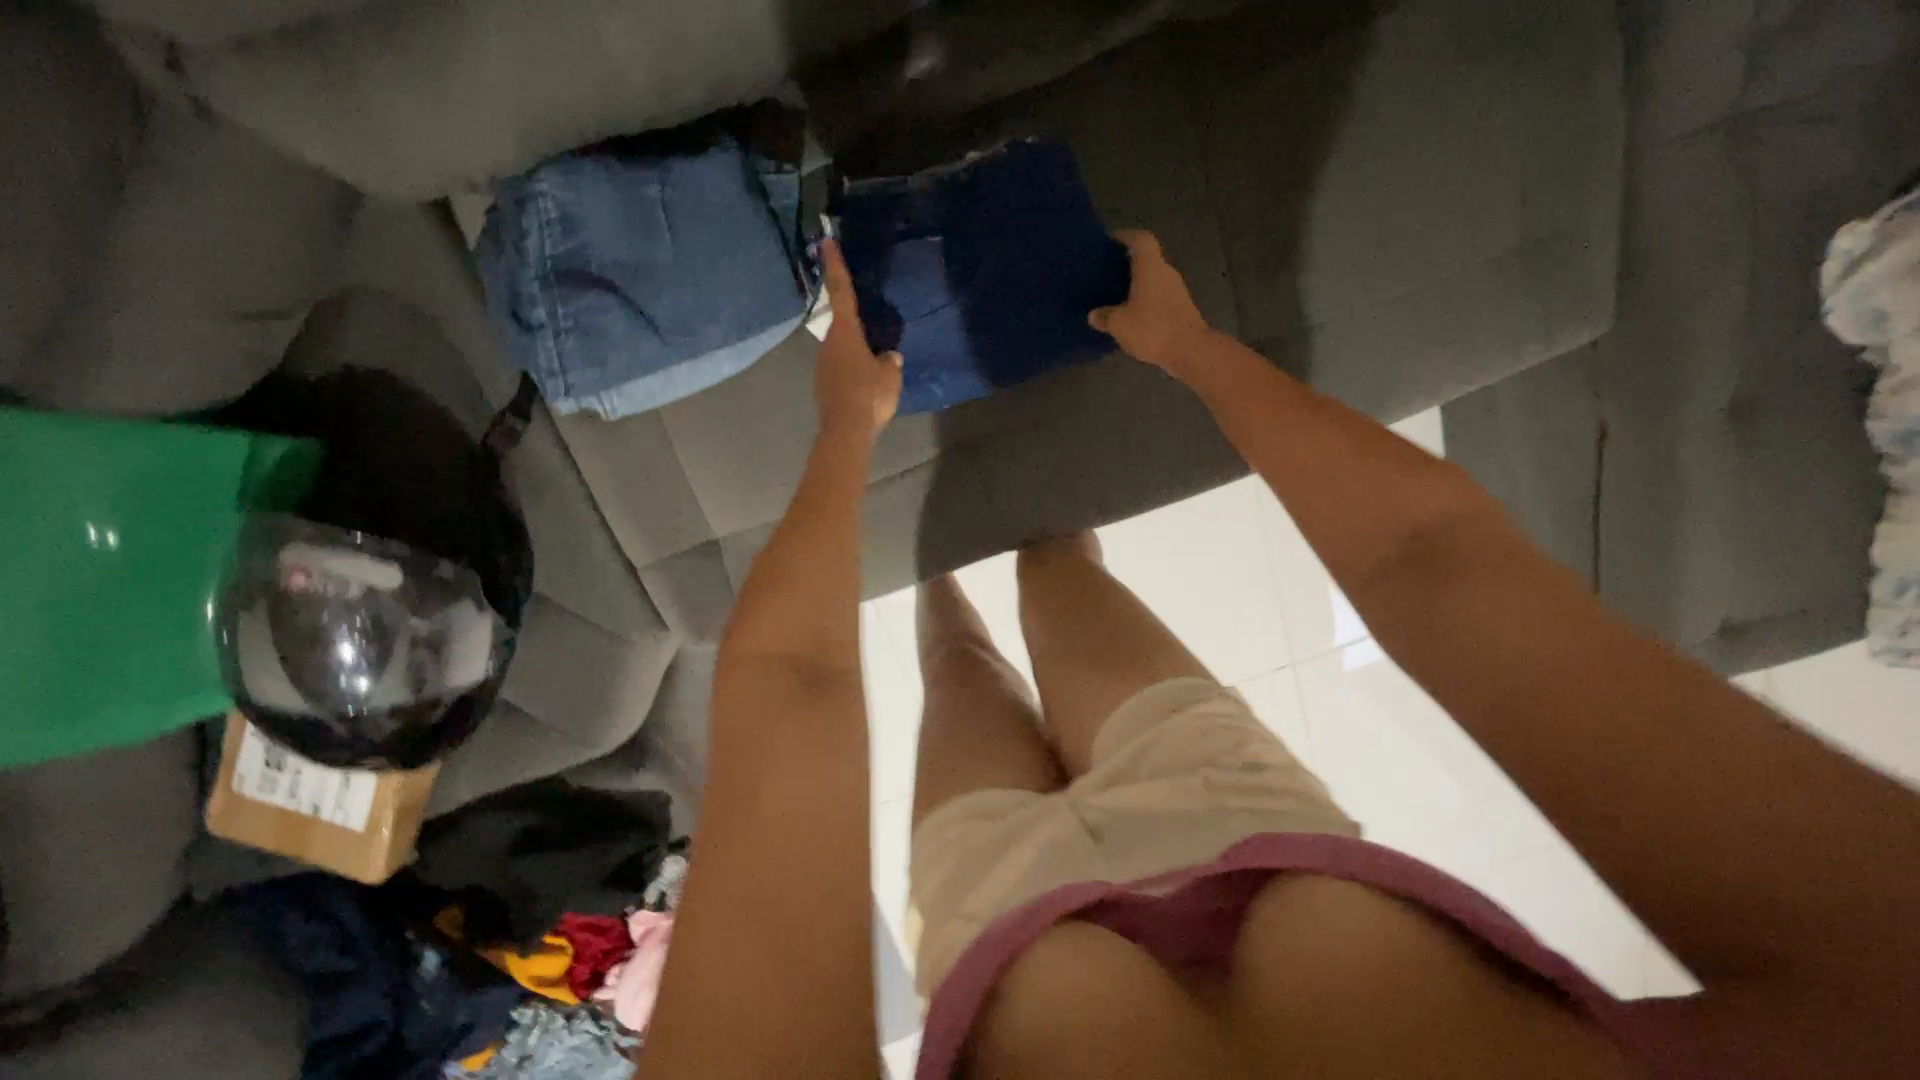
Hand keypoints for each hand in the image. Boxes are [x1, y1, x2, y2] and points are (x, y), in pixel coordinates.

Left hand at [816, 238, 903, 438]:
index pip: (840, 291)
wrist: (846, 431)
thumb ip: (889, 361)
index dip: (835, 265)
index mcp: (845, 332)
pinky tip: (866, 381)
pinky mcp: (824, 384)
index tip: (827, 242)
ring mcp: (823, 365)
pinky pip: (841, 368)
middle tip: (870, 317)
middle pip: (842, 323)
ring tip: (875, 358)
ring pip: (841, 348)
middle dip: (854, 319)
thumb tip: (889, 357)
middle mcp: (829, 343)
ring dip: (855, 349)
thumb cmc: (869, 395)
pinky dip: (853, 368)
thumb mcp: (890, 375)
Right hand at [1088, 230, 1213, 376]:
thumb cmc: (1152, 329)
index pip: (1141, 239)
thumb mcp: (1119, 324)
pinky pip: (1159, 298)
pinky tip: (1132, 317)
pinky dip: (1145, 302)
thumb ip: (1104, 316)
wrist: (1190, 351)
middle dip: (1128, 264)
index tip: (1111, 241)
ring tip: (1115, 296)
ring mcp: (1177, 291)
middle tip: (1107, 273)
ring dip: (1137, 285)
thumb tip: (1094, 315)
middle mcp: (1166, 273)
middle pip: (1147, 259)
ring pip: (1154, 280)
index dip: (1127, 236)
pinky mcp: (1181, 309)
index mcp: (1150, 267)